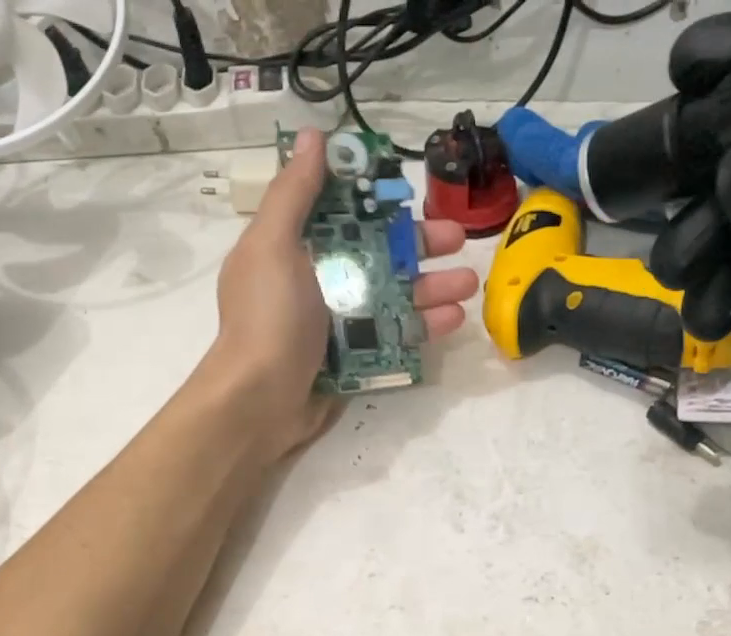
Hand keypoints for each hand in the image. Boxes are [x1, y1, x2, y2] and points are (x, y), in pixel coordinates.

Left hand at [195, 128, 478, 462]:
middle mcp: (318, 280)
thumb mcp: (273, 246)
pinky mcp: (356, 357)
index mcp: (294, 247)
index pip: (341, 211)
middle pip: (377, 252)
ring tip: (468, 283)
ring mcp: (339, 322)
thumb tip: (311, 137)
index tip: (409, 192)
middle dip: (418, 244)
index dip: (376, 198)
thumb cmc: (267, 319)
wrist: (261, 403)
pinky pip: (396, 335)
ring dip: (432, 286)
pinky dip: (424, 326)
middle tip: (458, 239)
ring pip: (394, 294)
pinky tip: (453, 319)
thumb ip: (293, 194)